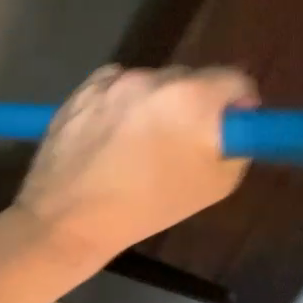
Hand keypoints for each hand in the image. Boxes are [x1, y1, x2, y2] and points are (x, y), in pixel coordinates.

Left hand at [15, 65, 257, 264]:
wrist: (65, 222)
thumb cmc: (144, 208)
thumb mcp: (218, 182)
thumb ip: (237, 142)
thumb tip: (235, 121)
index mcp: (193, 95)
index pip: (235, 81)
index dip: (233, 107)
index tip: (221, 131)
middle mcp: (150, 79)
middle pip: (187, 80)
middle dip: (188, 106)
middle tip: (171, 144)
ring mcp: (107, 86)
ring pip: (145, 84)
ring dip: (147, 105)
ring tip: (131, 144)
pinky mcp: (75, 98)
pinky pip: (108, 87)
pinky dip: (113, 103)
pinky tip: (106, 133)